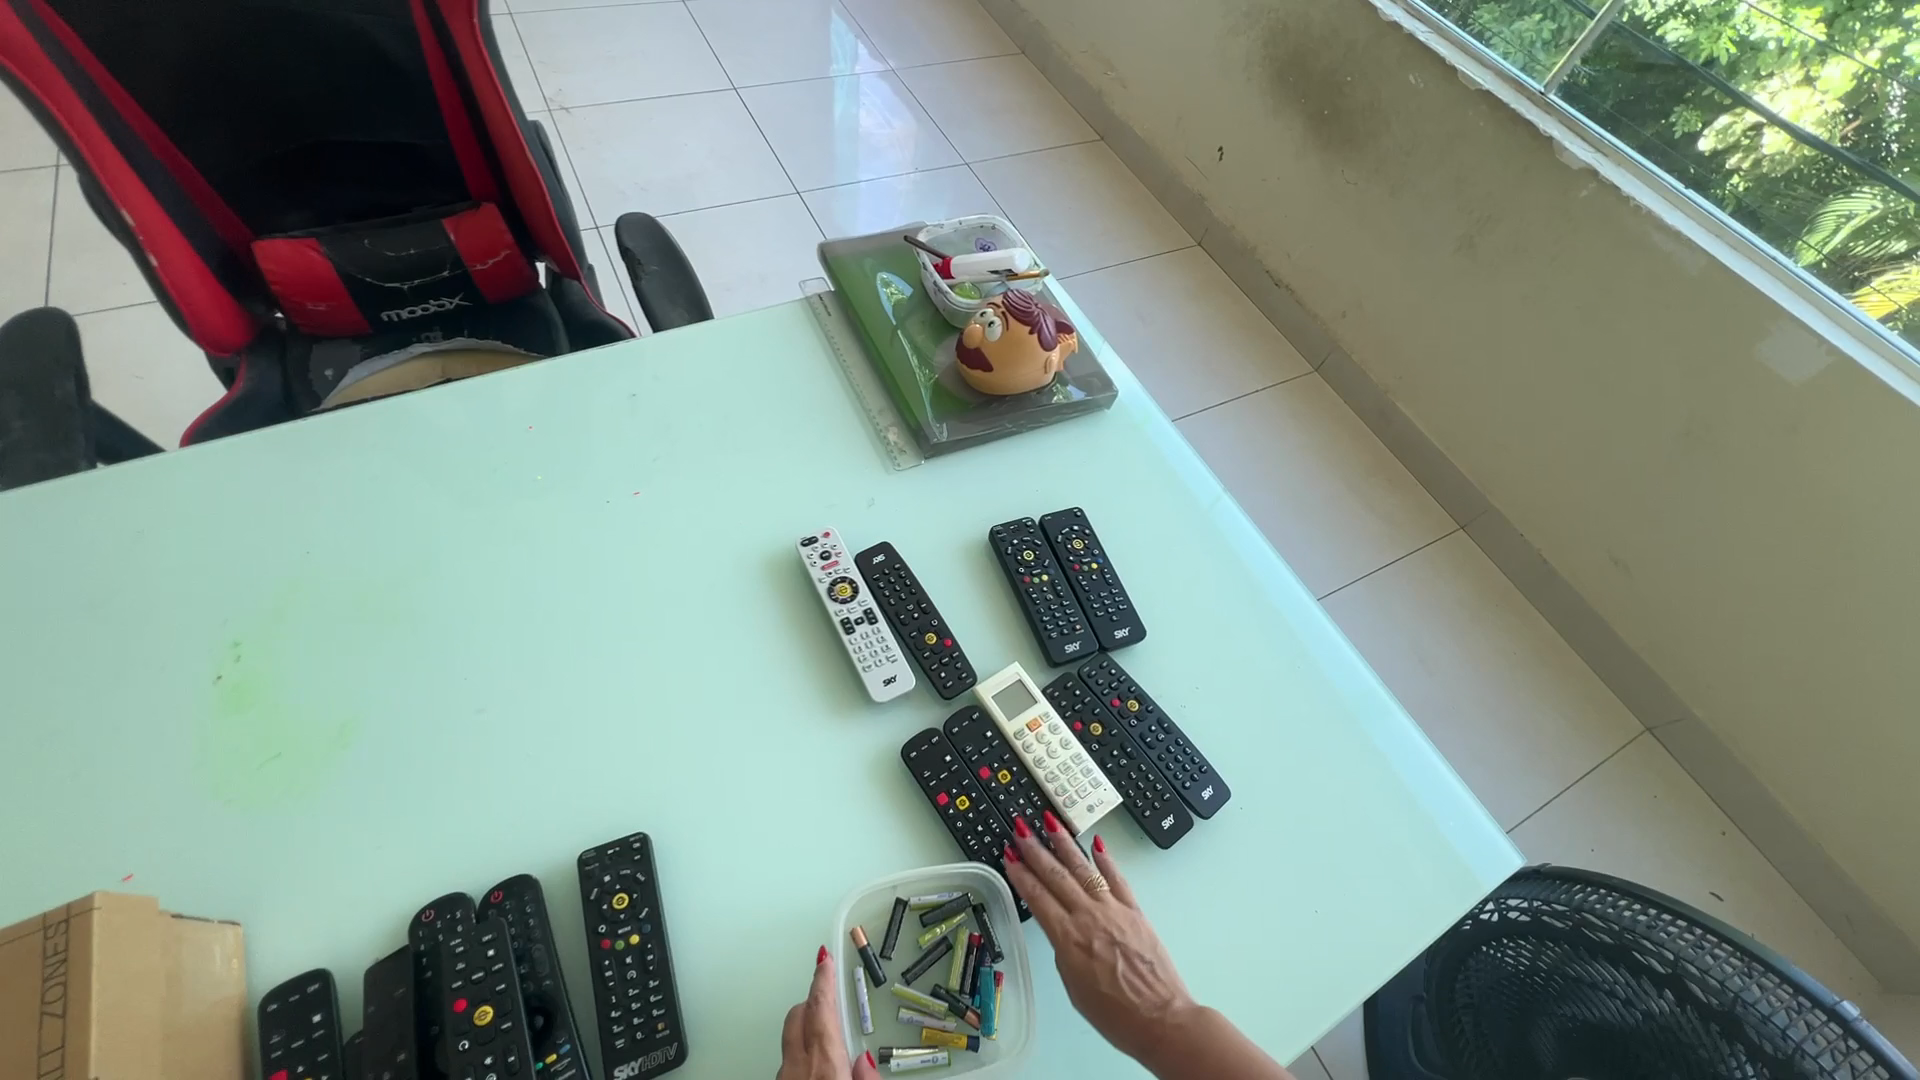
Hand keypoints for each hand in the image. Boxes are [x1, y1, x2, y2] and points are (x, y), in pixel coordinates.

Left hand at [778, 948, 880, 1079]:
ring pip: (789, 1038)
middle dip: (813, 998)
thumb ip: (867, 1077)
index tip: (824, 957)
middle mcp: (797, 1065)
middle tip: (829, 991)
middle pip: (798, 1014)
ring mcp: (783, 1077)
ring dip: (805, 1026)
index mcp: (824, 1059)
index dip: (823, 978)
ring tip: (825, 1029)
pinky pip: (787, 1060)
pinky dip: (799, 1052)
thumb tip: (865, 1062)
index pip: (820, 1006)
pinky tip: (814, 1063)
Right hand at [1001, 813, 1197, 1066]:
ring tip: (1051, 823)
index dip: (1021, 874)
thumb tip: (1062, 927)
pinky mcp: (1135, 910)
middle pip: (1056, 876)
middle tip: (1021, 828)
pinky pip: (1117, 878)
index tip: (1009, 855)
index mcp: (1068, 938)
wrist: (1161, 1020)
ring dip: (1065, 844)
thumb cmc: (1114, 1015)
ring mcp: (1113, 909)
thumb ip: (1065, 951)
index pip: (1038, 897)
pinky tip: (1095, 843)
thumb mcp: (1074, 988)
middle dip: (1036, 851)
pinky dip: (1106, 859)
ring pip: (1084, 869)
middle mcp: (1089, 916)